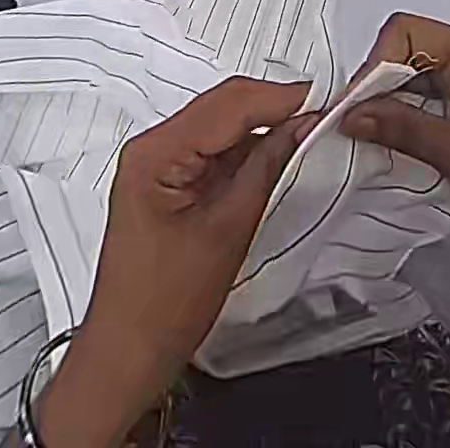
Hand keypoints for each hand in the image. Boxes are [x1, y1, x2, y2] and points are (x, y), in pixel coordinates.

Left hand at [39, 78, 317, 447]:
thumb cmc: (163, 305)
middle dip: (273, 104)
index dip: (279, 99)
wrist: (128, 351)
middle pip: (222, 104)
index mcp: (156, 154)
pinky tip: (276, 148)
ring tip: (305, 127)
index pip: (228, 106)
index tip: (320, 98)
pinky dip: (248, 143)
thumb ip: (266, 167)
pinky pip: (214, 144)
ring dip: (262, 121)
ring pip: (220, 119)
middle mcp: (152, 146)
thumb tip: (299, 126)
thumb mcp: (228, 228)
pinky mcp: (169, 174)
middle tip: (319, 109)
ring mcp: (158, 159)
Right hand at [340, 13, 449, 253]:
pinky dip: (399, 106)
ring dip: (385, 95)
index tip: (352, 105)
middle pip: (401, 45)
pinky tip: (390, 130)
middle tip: (353, 121)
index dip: (372, 66)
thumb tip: (353, 114)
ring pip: (406, 65)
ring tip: (368, 130)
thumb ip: (404, 128)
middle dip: (374, 82)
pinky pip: (419, 84)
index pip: (405, 33)